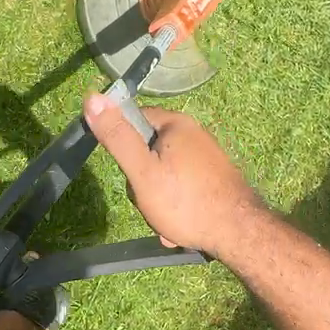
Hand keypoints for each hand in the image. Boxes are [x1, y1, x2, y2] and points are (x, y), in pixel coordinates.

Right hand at [83, 91, 267, 258]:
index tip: (130, 175)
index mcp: (176, 125)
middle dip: (144, 185)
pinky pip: (184, 190)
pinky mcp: (215, 180)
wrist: (238, 232)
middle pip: (150, 154)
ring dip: (160, 203)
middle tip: (152, 205)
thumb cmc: (185, 201)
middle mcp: (195, 135)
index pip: (134, 122)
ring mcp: (207, 159)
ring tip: (168, 222)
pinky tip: (181, 227)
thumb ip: (117, 138)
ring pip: (166, 177)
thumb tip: (91, 97)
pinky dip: (178, 208)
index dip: (125, 150)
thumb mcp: (142, 171)